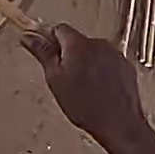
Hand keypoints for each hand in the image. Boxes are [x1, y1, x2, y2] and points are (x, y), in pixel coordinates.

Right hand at [22, 24, 151, 152]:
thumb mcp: (55, 78)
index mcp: (77, 43)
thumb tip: (28, 35)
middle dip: (69, 54)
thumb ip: (42, 52)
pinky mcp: (126, 67)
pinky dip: (102, 71)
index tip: (48, 56)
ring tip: (83, 87)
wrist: (119, 124)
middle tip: (64, 77)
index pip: (59, 29)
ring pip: (93, 52)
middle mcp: (97, 43)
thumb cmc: (84, 104)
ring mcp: (114, 55)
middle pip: (76, 40)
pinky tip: (99, 90)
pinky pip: (108, 62)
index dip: (51, 41)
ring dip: (86, 62)